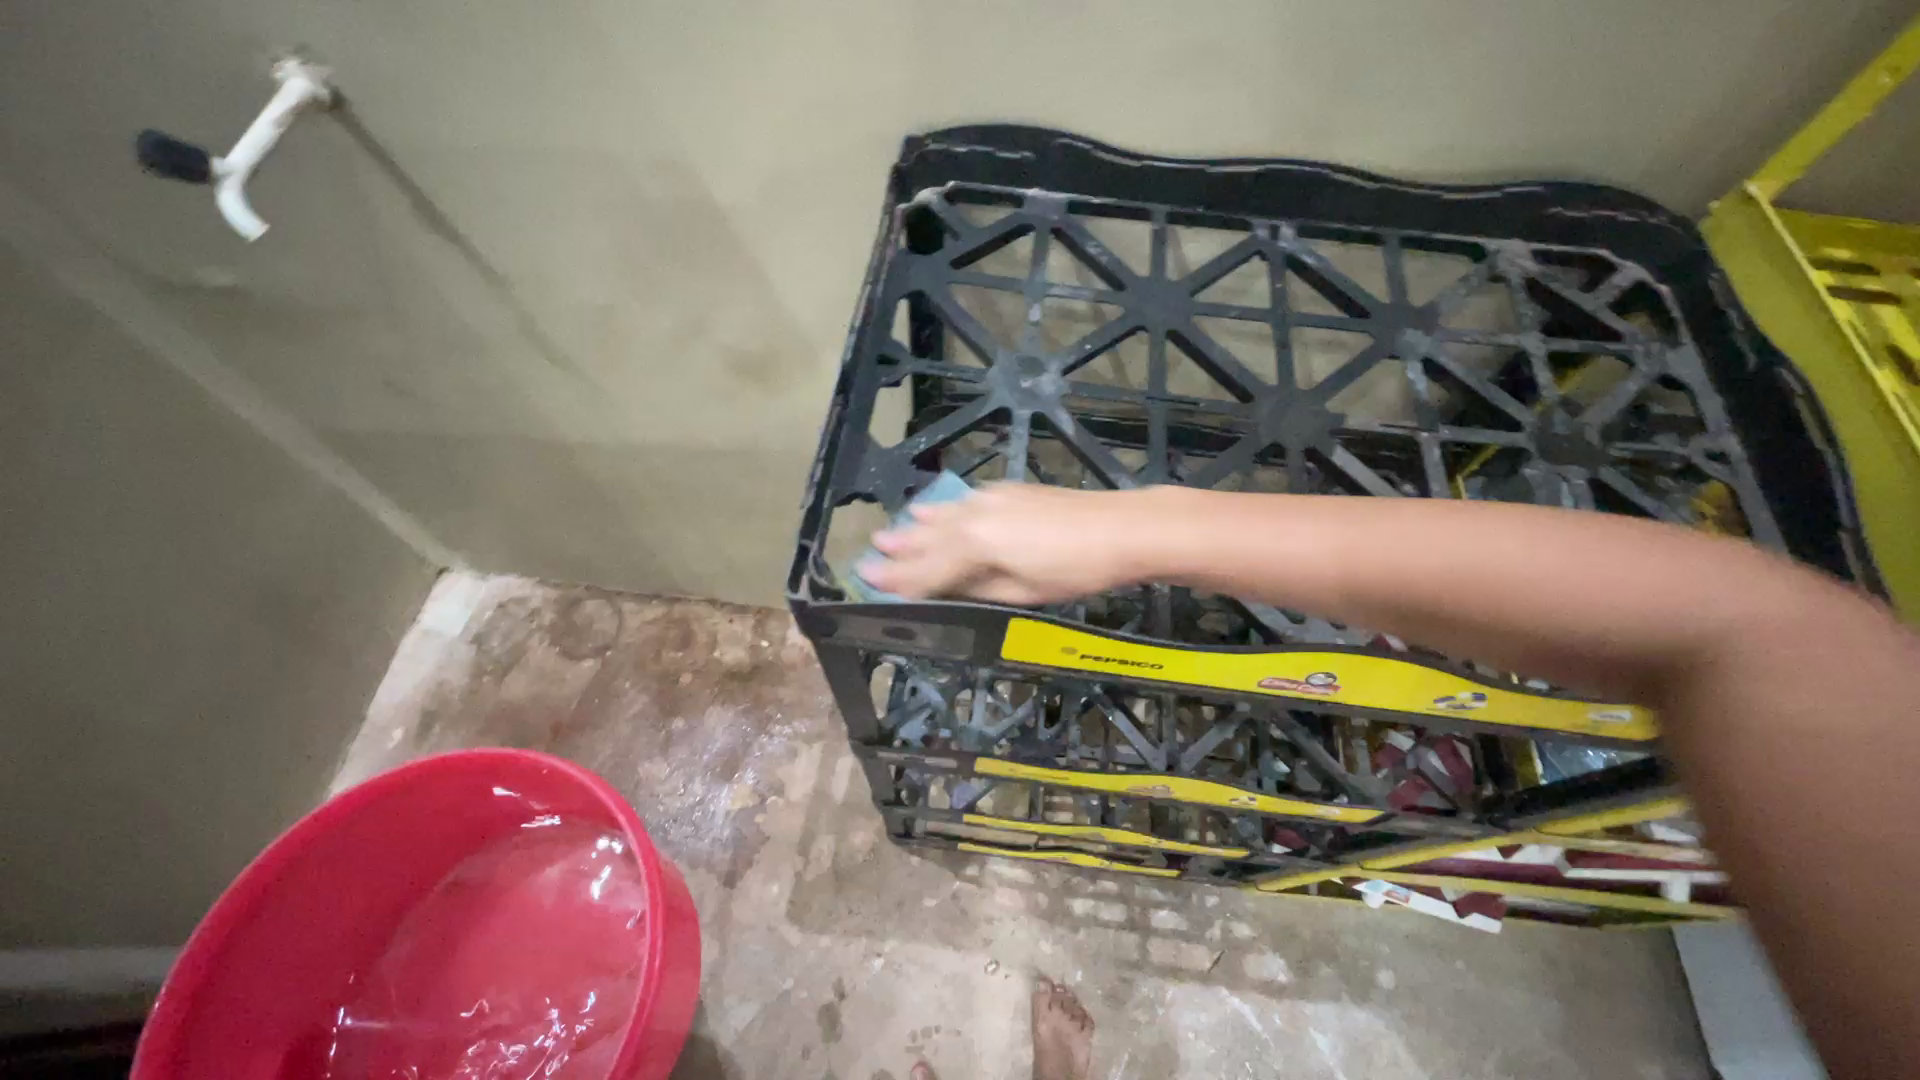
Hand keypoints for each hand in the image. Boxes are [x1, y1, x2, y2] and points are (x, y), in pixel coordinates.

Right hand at [860, 484, 1145, 604]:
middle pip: (928, 536)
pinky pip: (962, 501)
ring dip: (916, 525)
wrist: (1121, 527)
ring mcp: (991, 498)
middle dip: (899, 549)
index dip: (898, 579)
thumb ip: (977, 589)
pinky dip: (943, 509)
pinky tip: (934, 509)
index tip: (867, 582)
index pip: (927, 568)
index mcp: (975, 545)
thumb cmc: (1074, 570)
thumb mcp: (1022, 592)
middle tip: (870, 555)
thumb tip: (948, 590)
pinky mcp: (1008, 490)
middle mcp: (974, 515)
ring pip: (943, 514)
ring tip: (891, 532)